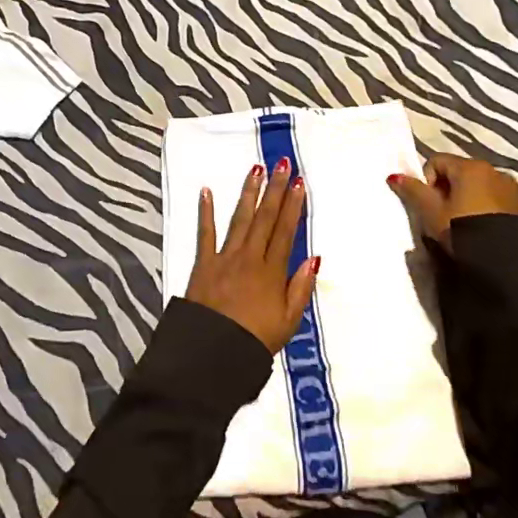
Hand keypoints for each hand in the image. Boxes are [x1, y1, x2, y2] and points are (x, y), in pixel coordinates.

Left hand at [184, 160, 317, 353]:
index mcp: (272, 271)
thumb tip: (314, 258)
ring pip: (240, 219)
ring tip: (256, 169)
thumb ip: (301, 288)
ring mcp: (225, 258)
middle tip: (282, 163)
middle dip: (275, 189)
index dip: (294, 205)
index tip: (299, 182)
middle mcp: (250, 257)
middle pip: (265, 218)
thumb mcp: (289, 321)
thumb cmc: (255, 340)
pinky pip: (204, 234)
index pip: (286, 231)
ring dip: (248, 193)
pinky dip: (206, 212)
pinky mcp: (203, 264)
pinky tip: (207, 191)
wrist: (212, 353)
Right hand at [387, 154, 517, 252]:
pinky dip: (483, 206)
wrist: (500, 260)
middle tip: (442, 216)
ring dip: (466, 198)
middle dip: (446, 190)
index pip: (437, 162)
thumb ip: (413, 190)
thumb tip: (394, 176)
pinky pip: (493, 197)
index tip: (428, 205)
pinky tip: (480, 226)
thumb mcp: (431, 212)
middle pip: (458, 172)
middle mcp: (493, 169)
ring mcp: (509, 187)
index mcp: (470, 166)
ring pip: (477, 185)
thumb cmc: (460, 230)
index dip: (427, 182)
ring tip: (461, 223)